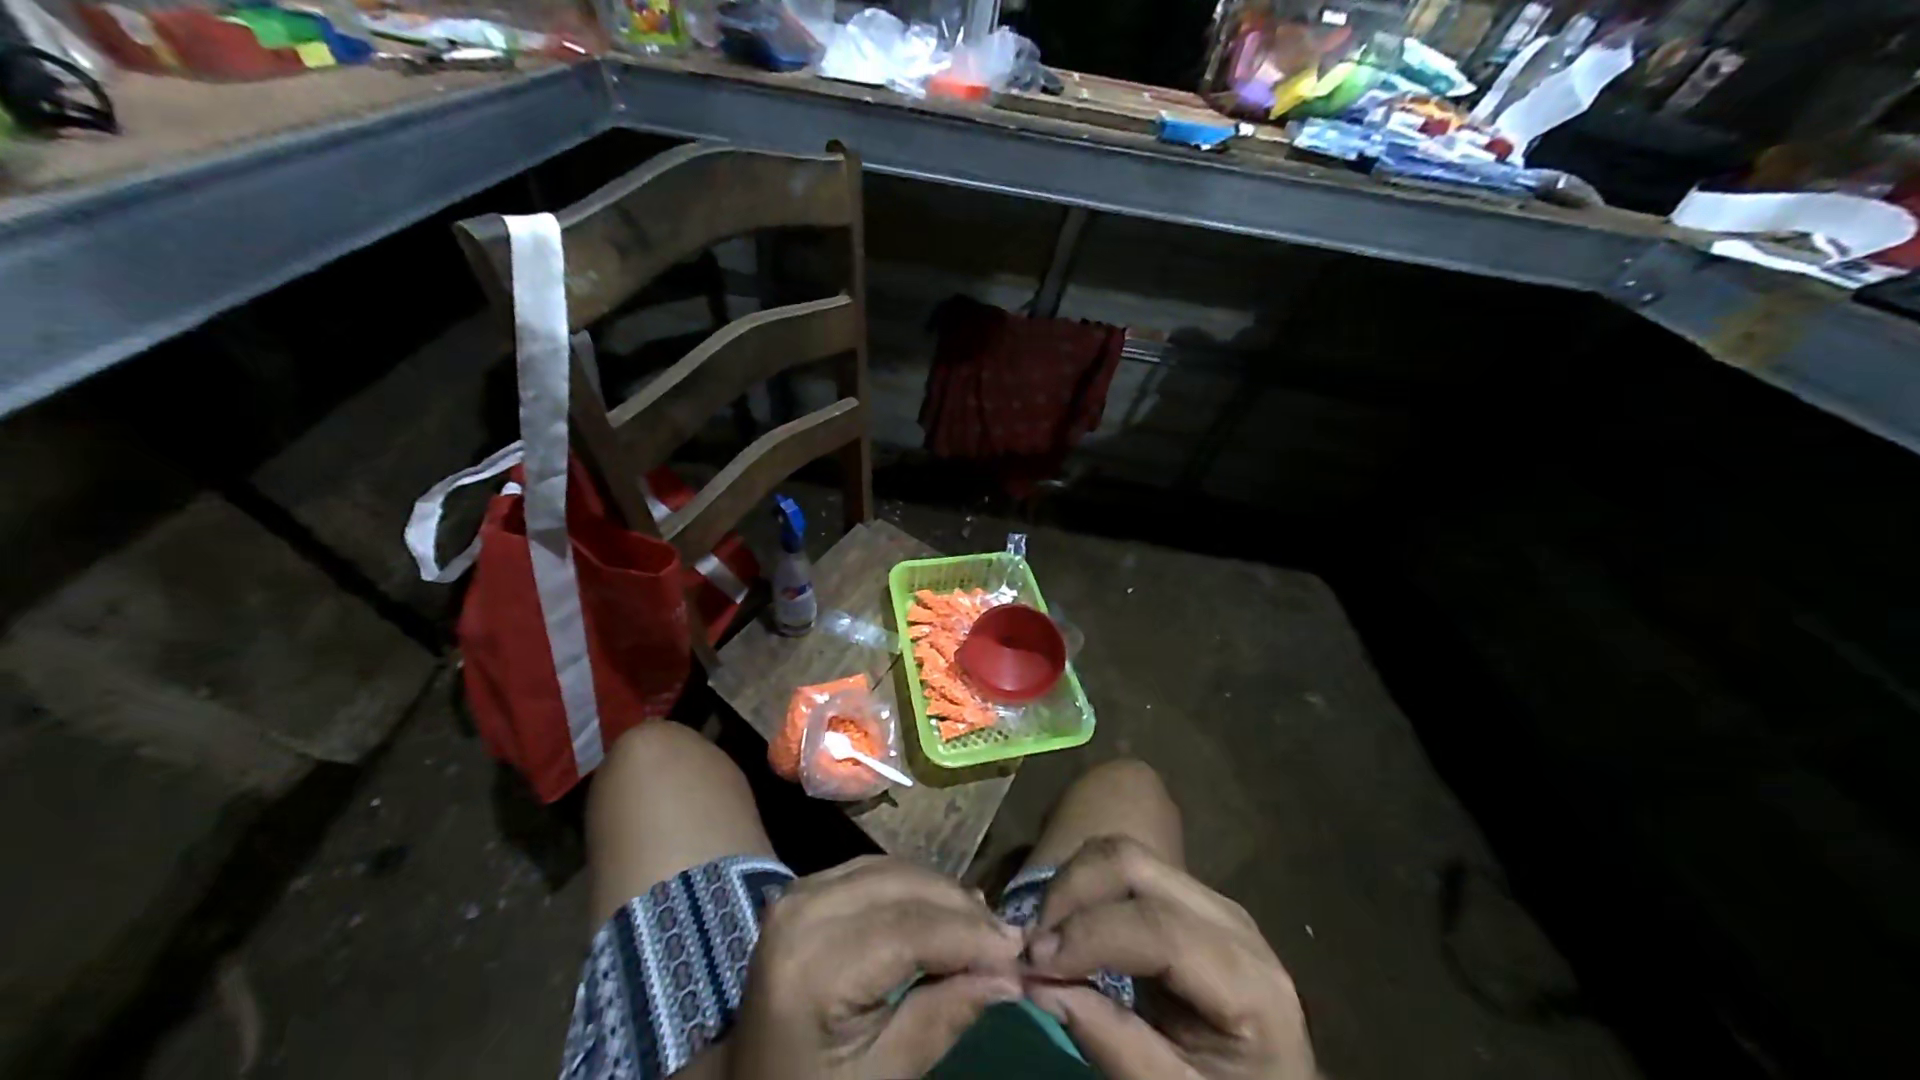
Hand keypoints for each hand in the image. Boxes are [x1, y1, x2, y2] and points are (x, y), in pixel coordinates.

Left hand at [729, 856, 1024, 1079]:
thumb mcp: (882, 1076)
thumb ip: (944, 1016)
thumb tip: (1011, 975)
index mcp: (811, 967)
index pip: (909, 930)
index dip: (971, 936)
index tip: (1020, 952)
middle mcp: (801, 911)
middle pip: (903, 887)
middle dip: (962, 910)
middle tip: (1008, 941)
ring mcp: (799, 892)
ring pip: (893, 869)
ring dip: (942, 894)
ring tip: (982, 927)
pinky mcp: (805, 886)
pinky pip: (874, 869)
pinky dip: (914, 885)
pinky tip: (941, 909)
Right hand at [1022, 837, 1316, 1079]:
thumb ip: (1114, 1045)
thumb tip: (1039, 986)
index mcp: (1248, 979)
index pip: (1159, 928)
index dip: (1088, 935)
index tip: (1032, 963)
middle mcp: (1231, 919)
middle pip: (1135, 865)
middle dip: (1070, 892)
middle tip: (1030, 945)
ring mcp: (1208, 898)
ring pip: (1124, 852)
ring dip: (1073, 884)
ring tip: (1045, 935)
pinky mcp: (1186, 894)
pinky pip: (1127, 867)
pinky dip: (1085, 885)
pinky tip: (1066, 924)